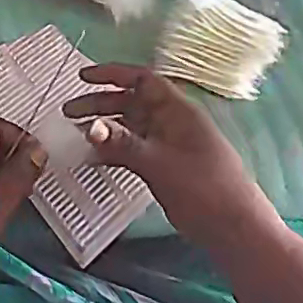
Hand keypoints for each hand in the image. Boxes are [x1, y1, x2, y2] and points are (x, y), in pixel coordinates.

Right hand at [62, 65, 275, 240]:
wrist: (234, 229)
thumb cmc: (204, 188)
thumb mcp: (159, 163)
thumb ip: (121, 143)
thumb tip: (88, 127)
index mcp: (176, 111)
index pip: (142, 80)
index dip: (112, 74)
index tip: (83, 77)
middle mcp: (170, 122)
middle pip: (129, 103)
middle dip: (98, 104)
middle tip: (68, 112)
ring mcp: (166, 145)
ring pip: (127, 127)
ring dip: (102, 129)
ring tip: (75, 134)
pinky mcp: (162, 166)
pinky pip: (130, 150)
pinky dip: (111, 151)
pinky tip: (92, 159)